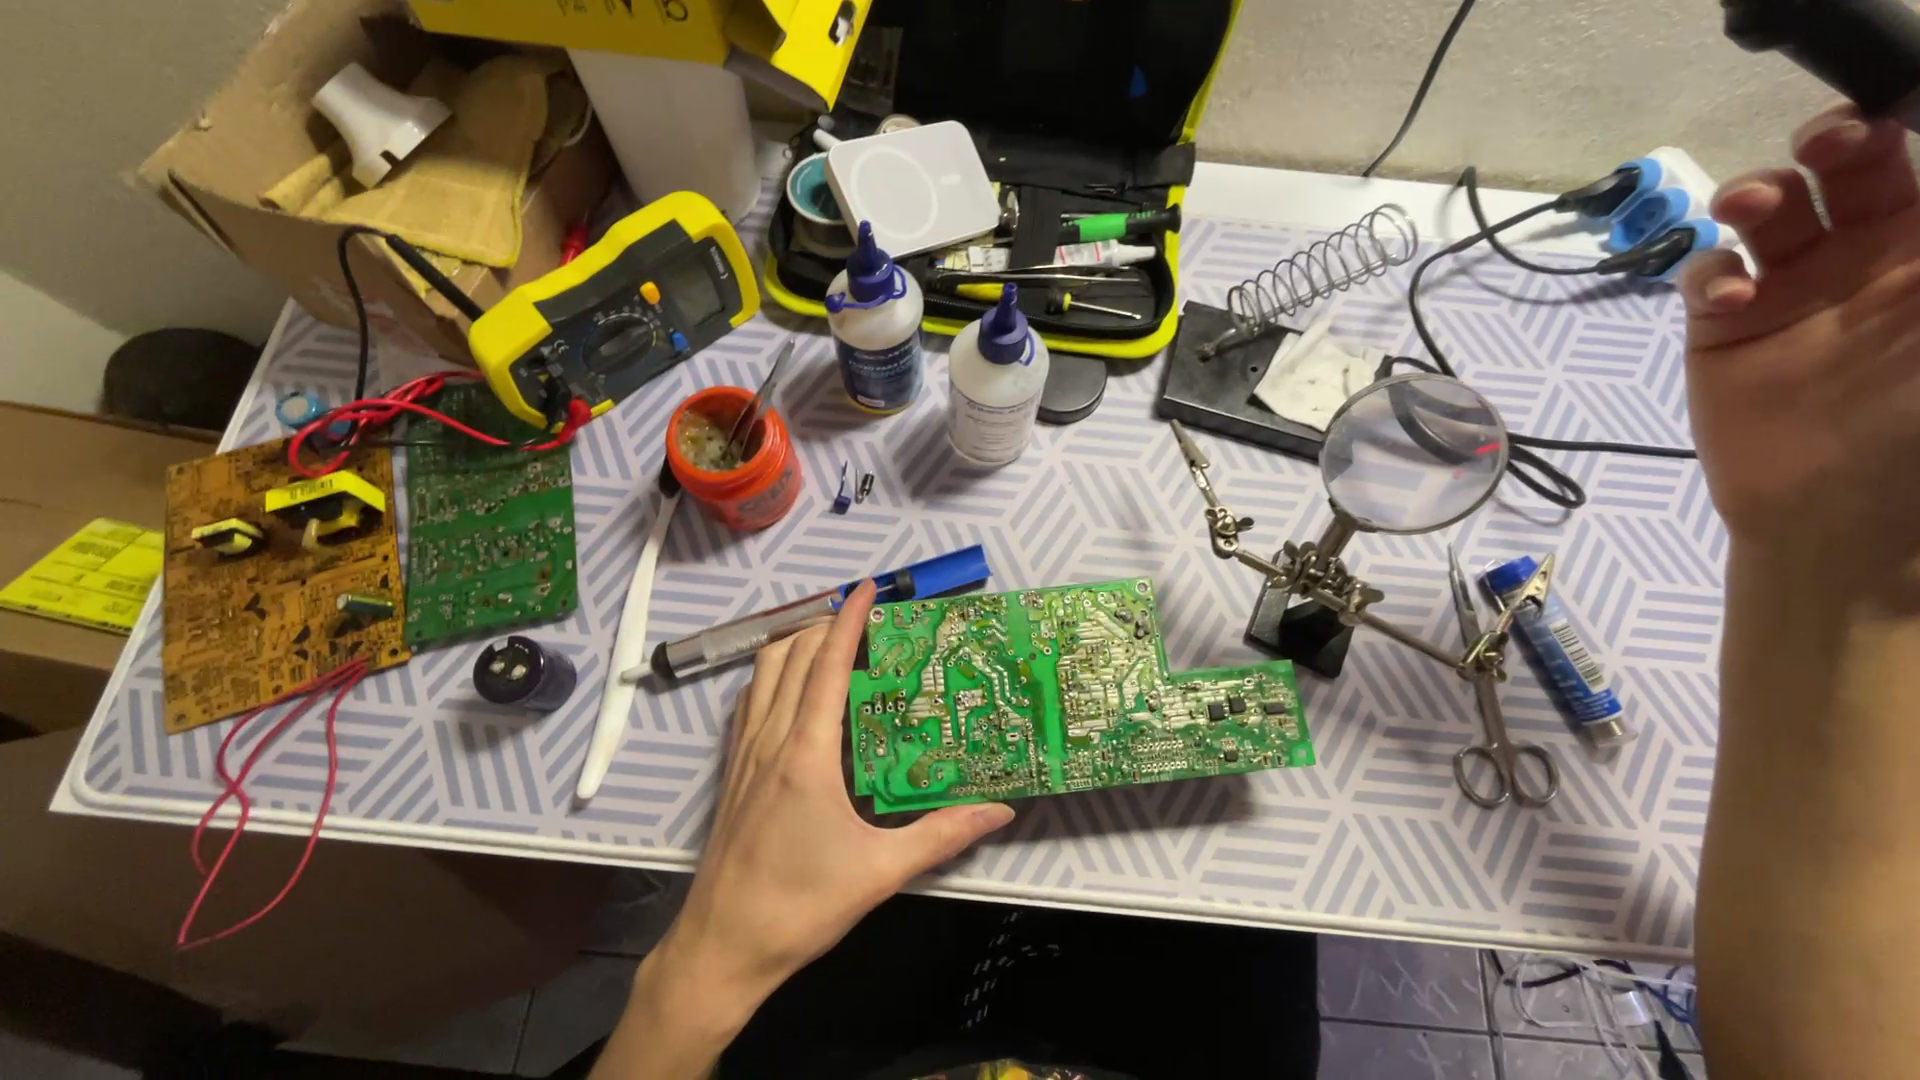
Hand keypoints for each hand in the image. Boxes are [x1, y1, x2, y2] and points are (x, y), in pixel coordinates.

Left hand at [659, 581, 1014, 1009]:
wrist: (721, 947)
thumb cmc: (800, 907)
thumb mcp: (880, 873)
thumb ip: (942, 835)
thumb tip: (1000, 810)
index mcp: (806, 754)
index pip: (827, 666)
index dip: (847, 621)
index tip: (866, 589)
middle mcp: (769, 739)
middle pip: (793, 657)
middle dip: (826, 623)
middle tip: (865, 615)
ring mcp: (743, 753)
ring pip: (763, 672)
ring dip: (795, 643)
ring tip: (830, 639)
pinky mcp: (731, 770)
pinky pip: (749, 701)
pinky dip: (771, 674)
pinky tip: (791, 688)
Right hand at [1680, 104, 1919, 575]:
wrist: (1831, 507)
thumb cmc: (1916, 419)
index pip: (1912, 164)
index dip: (1898, 128)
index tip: (1891, 112)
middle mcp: (1860, 255)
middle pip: (1840, 174)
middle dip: (1830, 146)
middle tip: (1824, 149)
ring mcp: (1785, 288)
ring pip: (1764, 215)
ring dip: (1754, 197)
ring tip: (1746, 210)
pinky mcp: (1721, 325)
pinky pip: (1707, 277)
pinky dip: (1710, 275)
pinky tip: (1729, 297)